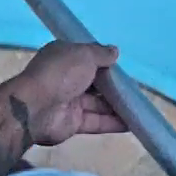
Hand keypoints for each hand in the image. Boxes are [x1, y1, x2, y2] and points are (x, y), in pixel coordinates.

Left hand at [3, 41, 124, 145]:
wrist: (36, 107)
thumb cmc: (60, 73)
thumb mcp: (83, 54)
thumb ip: (100, 54)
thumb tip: (114, 51)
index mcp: (63, 58)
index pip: (86, 58)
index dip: (103, 63)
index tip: (121, 68)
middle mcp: (65, 79)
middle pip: (93, 83)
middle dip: (113, 86)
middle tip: (135, 89)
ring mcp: (68, 101)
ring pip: (97, 103)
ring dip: (117, 106)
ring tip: (139, 106)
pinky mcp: (72, 122)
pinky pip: (96, 121)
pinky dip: (112, 122)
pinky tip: (133, 123)